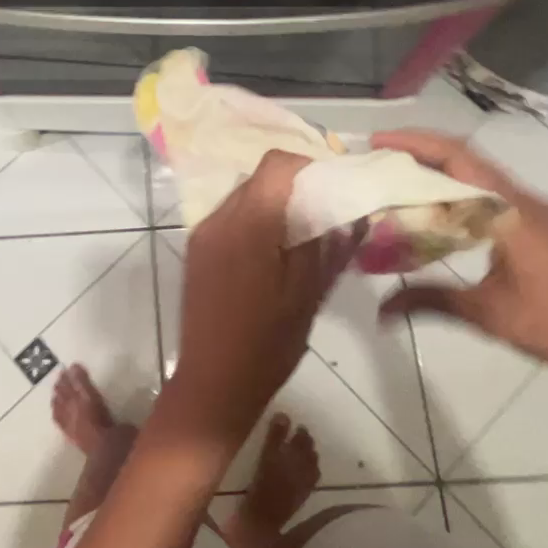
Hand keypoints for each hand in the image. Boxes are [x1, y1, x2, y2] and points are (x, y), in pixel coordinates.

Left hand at [170, 150, 355, 439]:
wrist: (212, 383)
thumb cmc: (266, 344)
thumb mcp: (308, 296)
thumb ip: (328, 246)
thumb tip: (352, 211)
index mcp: (248, 224)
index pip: (277, 164)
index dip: (309, 166)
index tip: (335, 188)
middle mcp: (218, 218)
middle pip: (259, 177)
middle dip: (295, 186)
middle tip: (326, 212)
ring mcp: (202, 233)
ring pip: (243, 195)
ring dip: (274, 203)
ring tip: (303, 234)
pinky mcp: (196, 249)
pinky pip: (229, 216)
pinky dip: (254, 220)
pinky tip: (275, 251)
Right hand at [373, 130, 547, 395]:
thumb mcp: (490, 315)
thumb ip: (432, 303)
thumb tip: (381, 311)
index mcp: (508, 210)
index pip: (456, 157)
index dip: (414, 143)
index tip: (374, 142)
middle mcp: (520, 200)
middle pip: (464, 158)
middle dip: (418, 153)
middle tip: (375, 162)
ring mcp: (534, 212)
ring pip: (478, 176)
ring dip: (438, 172)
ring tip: (396, 183)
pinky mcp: (540, 227)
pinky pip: (490, 194)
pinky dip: (458, 192)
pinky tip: (439, 216)